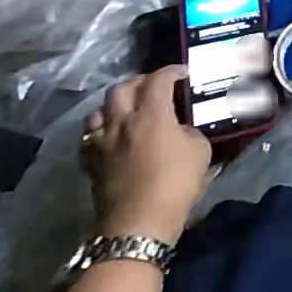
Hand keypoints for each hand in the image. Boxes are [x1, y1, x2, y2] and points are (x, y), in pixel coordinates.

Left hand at [81, 66, 211, 243]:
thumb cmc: (177, 182)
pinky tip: (111, 134)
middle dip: (140, 81)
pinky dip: (102, 128)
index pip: (158, 82)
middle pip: (122, 89)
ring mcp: (101, 141)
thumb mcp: (200, 150)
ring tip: (129, 107)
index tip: (183, 72)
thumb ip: (188, 132)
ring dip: (116, 103)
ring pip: (100, 109)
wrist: (139, 219)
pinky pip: (90, 135)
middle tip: (156, 85)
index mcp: (152, 116)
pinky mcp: (90, 160)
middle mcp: (121, 122)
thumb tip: (178, 130)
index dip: (171, 72)